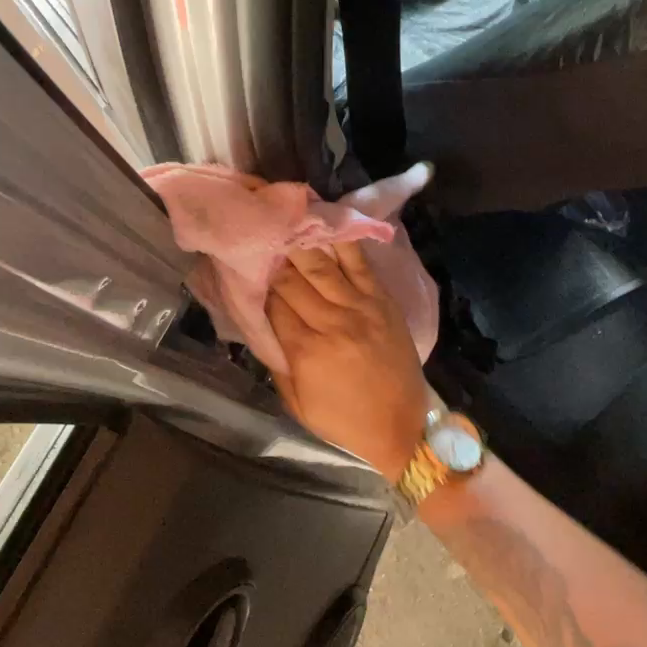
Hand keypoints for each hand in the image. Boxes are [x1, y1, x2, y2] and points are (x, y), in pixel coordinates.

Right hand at [264, 244, 430, 477]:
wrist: (402, 428)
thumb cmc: (344, 422)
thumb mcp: (297, 404)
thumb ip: (277, 364)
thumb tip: (260, 326)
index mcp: (306, 352)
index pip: (272, 304)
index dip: (256, 283)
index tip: (243, 265)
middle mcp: (332, 323)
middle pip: (292, 279)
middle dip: (272, 257)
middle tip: (255, 234)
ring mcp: (361, 307)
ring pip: (321, 264)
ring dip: (298, 240)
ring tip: (280, 219)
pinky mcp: (382, 301)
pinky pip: (359, 263)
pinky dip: (340, 241)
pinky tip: (323, 222)